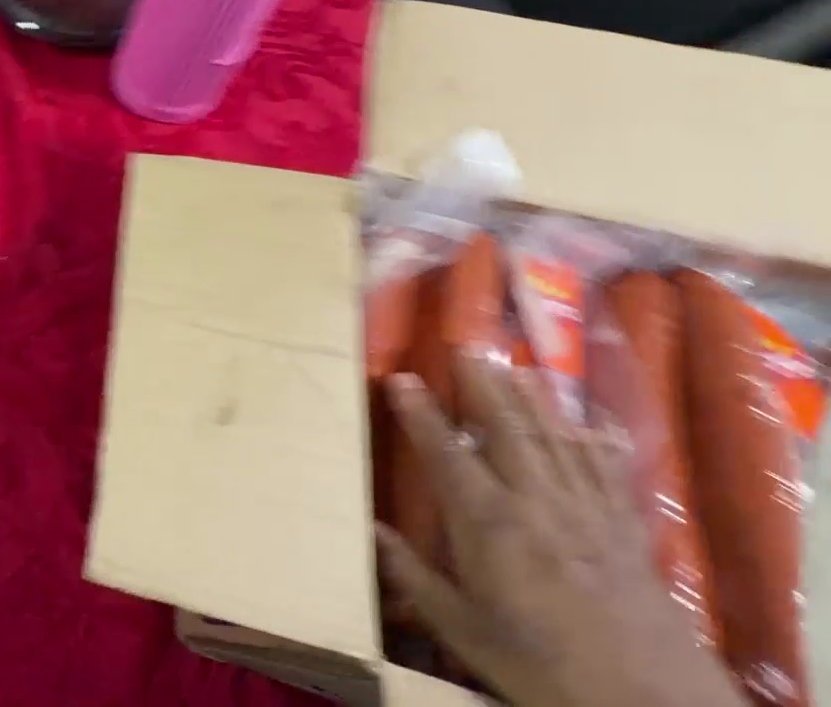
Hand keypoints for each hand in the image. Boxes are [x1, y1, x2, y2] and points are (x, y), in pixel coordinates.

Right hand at [378, 351, 746, 706]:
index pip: (446, 452)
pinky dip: (597, 444)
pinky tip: (592, 424)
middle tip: (468, 346)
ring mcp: (588, 514)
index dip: (421, 412)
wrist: (647, 704)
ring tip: (517, 366)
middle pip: (509, 431)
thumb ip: (413, 575)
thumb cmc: (537, 662)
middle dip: (485, 386)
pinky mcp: (626, 533)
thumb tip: (371, 529)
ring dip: (535, 400)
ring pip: (557, 442)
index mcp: (489, 523)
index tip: (400, 377)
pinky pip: (608, 475)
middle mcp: (538, 503)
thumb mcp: (460, 626)